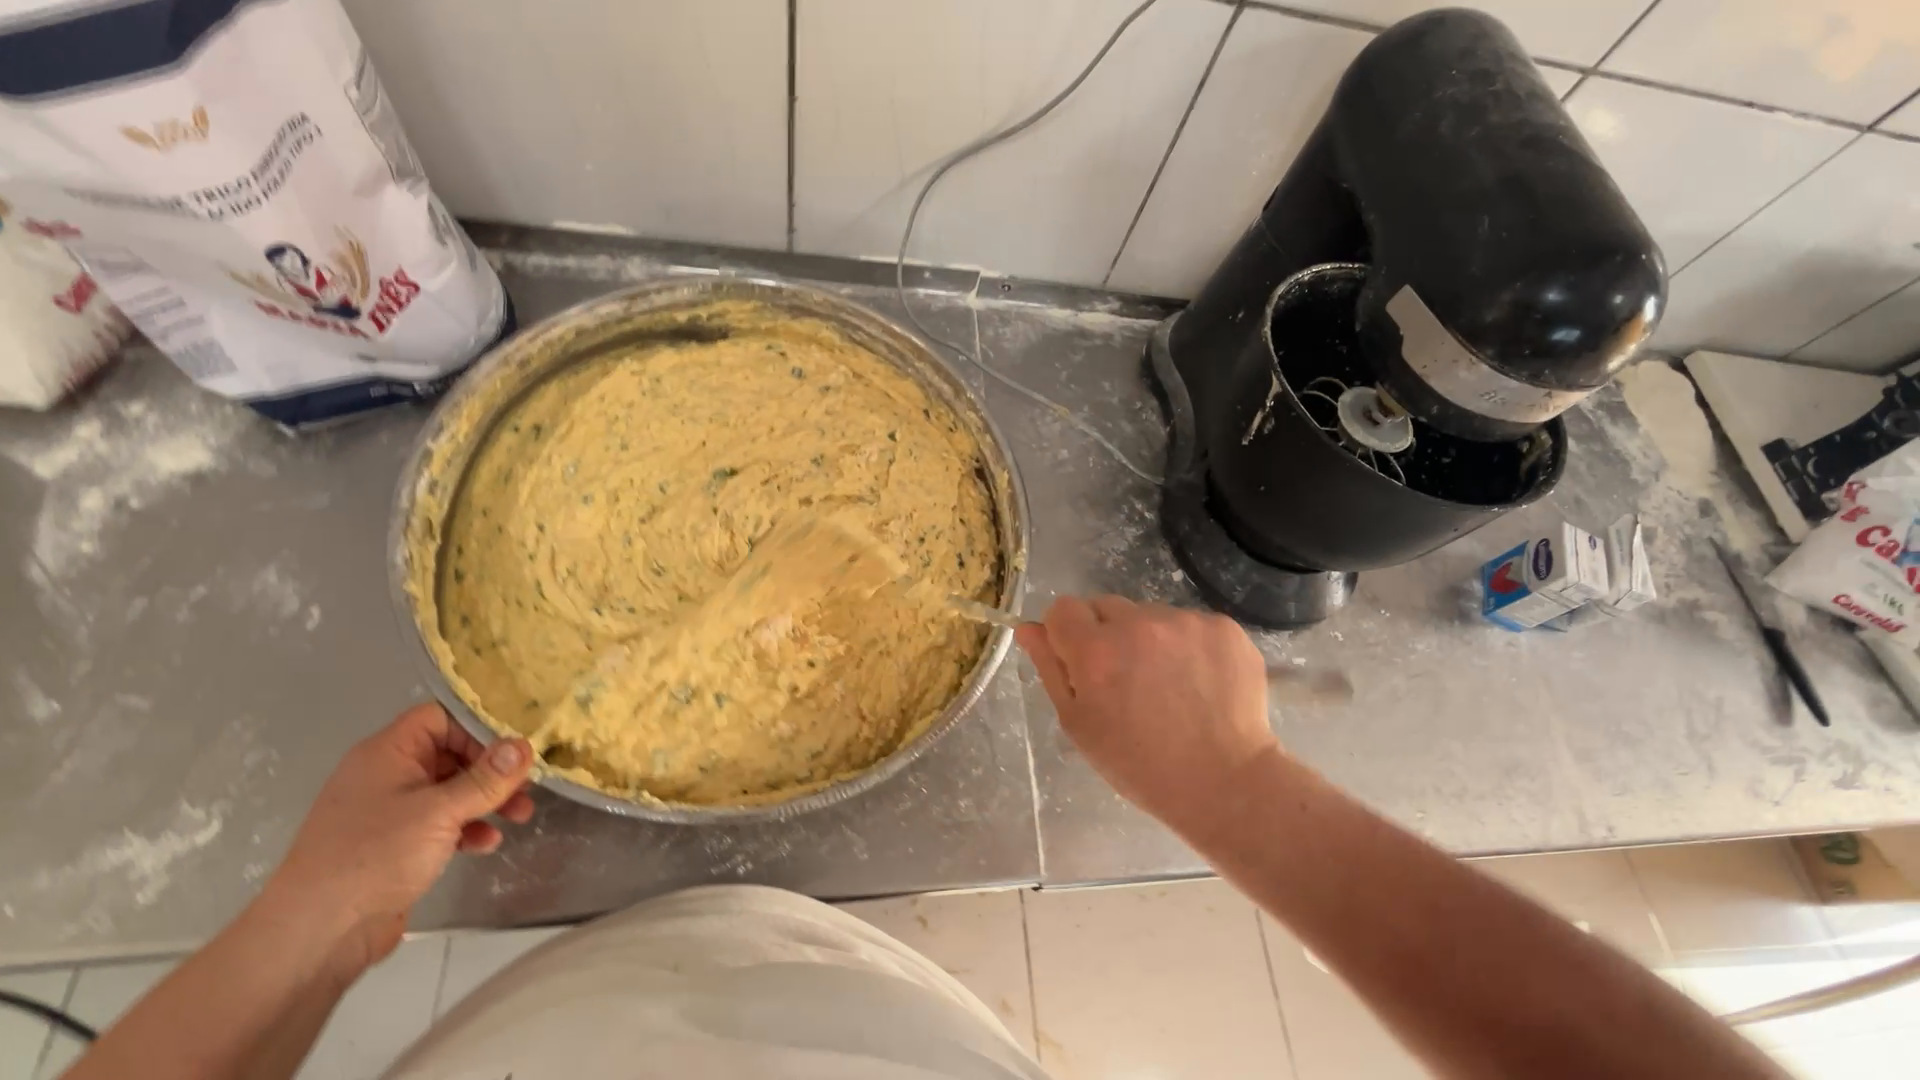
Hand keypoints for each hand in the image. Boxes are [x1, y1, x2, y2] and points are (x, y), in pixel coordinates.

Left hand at [264, 703, 534, 975]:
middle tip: (528, 785)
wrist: (318, 932)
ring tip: (521, 816)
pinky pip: (442, 823)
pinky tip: (486, 844)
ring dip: (488, 800)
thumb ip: (487, 778)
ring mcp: (391, 812)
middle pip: (451, 754)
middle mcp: (388, 776)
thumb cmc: (375, 855)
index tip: (514, 750)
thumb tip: (524, 745)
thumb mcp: (440, 811)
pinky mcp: (397, 845)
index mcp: (388, 753)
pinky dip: (467, 828)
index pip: (439, 718)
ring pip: (451, 791)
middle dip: (492, 770)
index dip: (477, 727)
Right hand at [1016, 596, 1276, 836]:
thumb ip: (1051, 668)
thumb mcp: (1079, 724)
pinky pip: (1191, 624)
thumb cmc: (1138, 764)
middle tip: (1125, 680)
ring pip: (1150, 615)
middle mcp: (1139, 624)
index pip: (1063, 608)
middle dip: (1107, 634)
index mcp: (1095, 650)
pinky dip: (1188, 646)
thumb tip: (1028, 628)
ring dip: (1149, 639)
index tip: (1081, 662)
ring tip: (1168, 686)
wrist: (1224, 783)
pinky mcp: (1224, 627)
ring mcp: (1186, 622)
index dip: (1067, 634)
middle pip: (1106, 606)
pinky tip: (1198, 683)